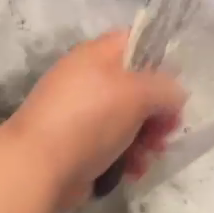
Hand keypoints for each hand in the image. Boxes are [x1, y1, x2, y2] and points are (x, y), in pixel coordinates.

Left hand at [2, 32, 185, 208]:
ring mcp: (81, 112)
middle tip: (166, 130)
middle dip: (157, 110)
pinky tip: (133, 171)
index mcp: (96, 54)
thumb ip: (164, 88)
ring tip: (148, 156)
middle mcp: (88, 78)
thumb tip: (175, 93)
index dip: (159, 59)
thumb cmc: (90, 118)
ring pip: (128, 119)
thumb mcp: (136, 94)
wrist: (39, 164)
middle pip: (136, 86)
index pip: (134, 41)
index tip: (174, 86)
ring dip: (146, 139)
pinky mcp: (78, 144)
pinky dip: (127, 156)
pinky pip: (113, 144)